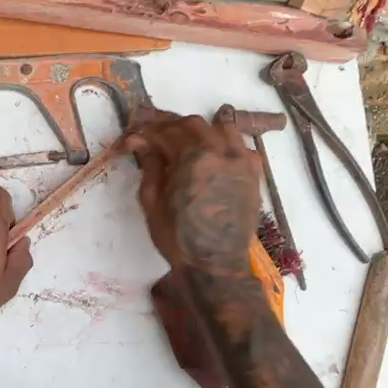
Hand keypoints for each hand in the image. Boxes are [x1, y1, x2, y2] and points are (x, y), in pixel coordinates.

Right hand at [124, 106, 265, 279]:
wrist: (215, 263)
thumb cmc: (177, 236)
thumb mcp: (152, 201)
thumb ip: (150, 166)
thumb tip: (142, 142)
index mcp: (193, 158)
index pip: (166, 132)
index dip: (147, 132)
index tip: (134, 137)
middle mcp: (221, 152)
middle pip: (193, 124)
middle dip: (171, 125)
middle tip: (155, 135)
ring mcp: (241, 161)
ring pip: (221, 128)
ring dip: (200, 128)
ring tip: (186, 136)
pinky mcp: (253, 174)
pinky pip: (242, 146)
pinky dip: (227, 141)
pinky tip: (216, 148)